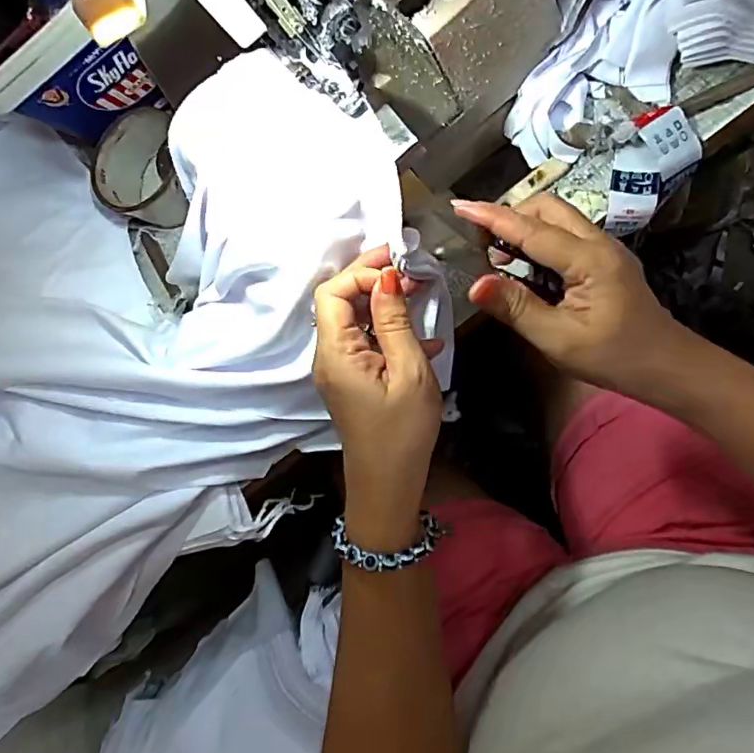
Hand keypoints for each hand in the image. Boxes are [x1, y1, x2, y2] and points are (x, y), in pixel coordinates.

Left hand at [312, 246, 445, 549]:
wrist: (389, 485)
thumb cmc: (403, 433)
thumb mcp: (409, 371)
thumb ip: (395, 321)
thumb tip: (388, 277)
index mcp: (336, 352)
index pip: (333, 293)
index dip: (363, 273)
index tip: (400, 269)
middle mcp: (329, 356)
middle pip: (339, 302)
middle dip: (372, 279)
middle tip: (410, 266)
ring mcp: (339, 369)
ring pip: (354, 320)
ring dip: (385, 302)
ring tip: (420, 291)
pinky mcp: (352, 380)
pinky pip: (365, 343)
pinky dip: (389, 330)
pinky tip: (424, 336)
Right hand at [452, 194, 698, 399]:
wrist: (668, 367)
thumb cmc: (615, 358)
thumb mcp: (559, 340)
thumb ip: (517, 309)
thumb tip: (475, 285)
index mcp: (589, 259)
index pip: (531, 230)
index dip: (492, 217)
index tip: (459, 206)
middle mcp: (599, 243)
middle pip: (548, 209)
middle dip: (511, 215)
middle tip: (481, 241)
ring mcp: (606, 249)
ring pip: (559, 219)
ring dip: (526, 228)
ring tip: (499, 257)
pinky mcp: (607, 260)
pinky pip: (568, 236)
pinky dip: (541, 241)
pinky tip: (528, 269)